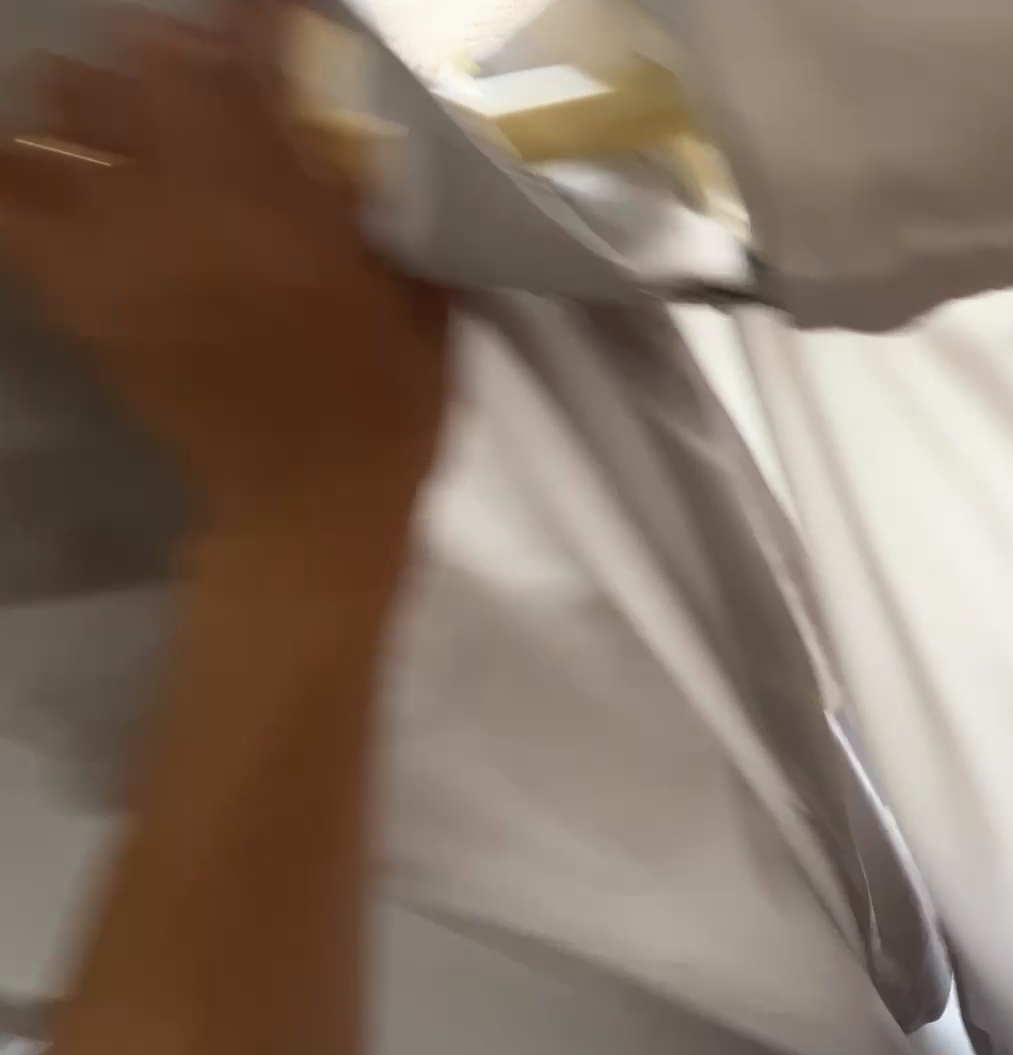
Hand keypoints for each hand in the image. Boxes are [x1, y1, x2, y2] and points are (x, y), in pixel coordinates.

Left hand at [0, 0, 446, 552]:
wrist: (311, 501)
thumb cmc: (394, 416)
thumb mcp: (424, 321)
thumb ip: (384, 232)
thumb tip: (353, 160)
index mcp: (301, 236)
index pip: (254, 84)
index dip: (258, 26)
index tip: (275, 10)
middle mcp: (196, 225)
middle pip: (147, 73)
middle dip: (186, 51)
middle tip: (224, 71)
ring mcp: (121, 255)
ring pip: (64, 112)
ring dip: (110, 96)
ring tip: (151, 119)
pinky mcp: (76, 292)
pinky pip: (10, 190)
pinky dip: (31, 160)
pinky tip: (75, 167)